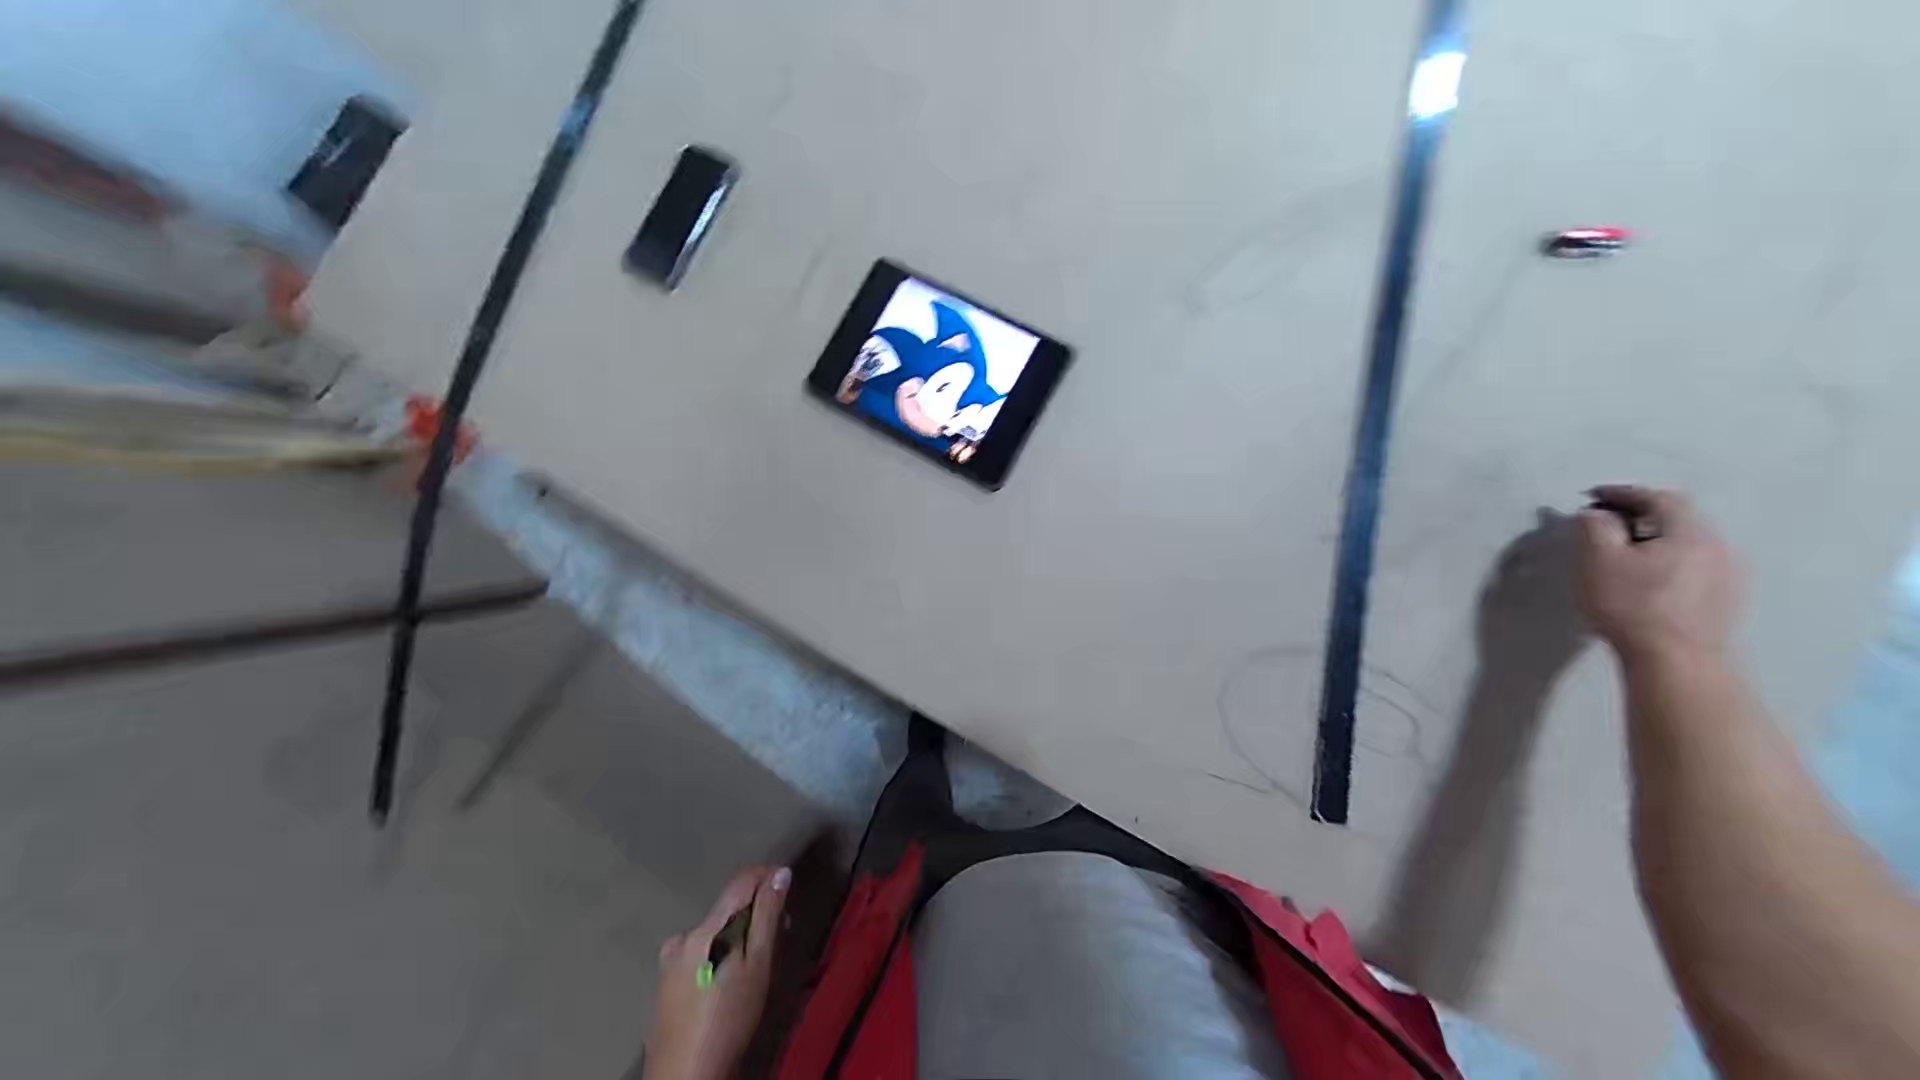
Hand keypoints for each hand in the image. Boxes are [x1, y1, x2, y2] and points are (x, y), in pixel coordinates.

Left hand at [646, 866, 790, 1079]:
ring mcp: (669, 961)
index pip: (741, 881)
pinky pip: (700, 953)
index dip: (767, 877)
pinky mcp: (665, 984)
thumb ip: (768, 916)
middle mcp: (683, 936)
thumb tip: (780, 873)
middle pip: (728, 908)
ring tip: (756, 968)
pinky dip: (720, 956)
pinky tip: (729, 986)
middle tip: (778, 941)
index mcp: (705, 928)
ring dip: (738, 937)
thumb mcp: (758, 966)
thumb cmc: (729, 1021)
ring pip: (715, 933)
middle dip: (756, 914)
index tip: (788, 889)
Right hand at [1577, 485, 1741, 666]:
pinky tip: (1646, 575)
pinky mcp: (1725, 598)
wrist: (1676, 659)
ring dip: (1653, 537)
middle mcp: (1718, 545)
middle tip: (1604, 519)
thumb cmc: (1632, 603)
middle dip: (1639, 513)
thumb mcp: (1598, 559)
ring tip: (1622, 548)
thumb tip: (1596, 513)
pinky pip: (1692, 563)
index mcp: (1690, 531)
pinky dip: (1666, 558)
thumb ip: (1595, 527)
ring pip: (1686, 542)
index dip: (1623, 492)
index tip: (1591, 495)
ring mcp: (1728, 574)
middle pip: (1678, 517)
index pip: (1659, 497)